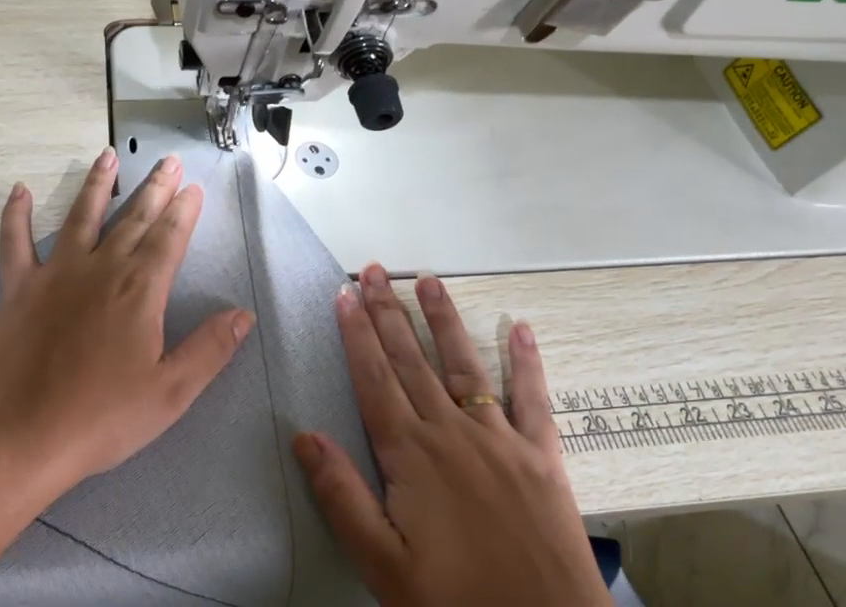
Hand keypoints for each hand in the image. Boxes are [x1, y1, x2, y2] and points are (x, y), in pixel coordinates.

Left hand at [0, 148, 252, 606]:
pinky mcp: (19, 288)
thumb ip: (209, 348)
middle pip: (133, 218)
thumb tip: (243, 313)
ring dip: (97, 185)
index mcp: (139, 290)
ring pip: (80, 216)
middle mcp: (100, 269)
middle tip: (168, 161)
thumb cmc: (101, 418)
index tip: (193, 188)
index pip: (168, 238)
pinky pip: (15, 242)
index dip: (183, 211)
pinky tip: (19, 191)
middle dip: (154, 188)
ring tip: (107, 156)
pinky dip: (16, 215)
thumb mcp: (170, 393)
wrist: (20, 435)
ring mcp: (55, 274)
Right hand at [294, 265, 608, 606]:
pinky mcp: (542, 456)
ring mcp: (500, 439)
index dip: (355, 334)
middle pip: (411, 360)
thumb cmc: (456, 603)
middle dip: (388, 312)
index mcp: (410, 455)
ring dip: (443, 320)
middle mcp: (451, 433)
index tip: (343, 294)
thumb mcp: (382, 562)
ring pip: (463, 365)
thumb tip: (303, 435)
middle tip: (373, 271)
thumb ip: (342, 495)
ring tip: (429, 281)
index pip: (373, 378)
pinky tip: (520, 327)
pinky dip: (526, 361)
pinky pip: (532, 398)